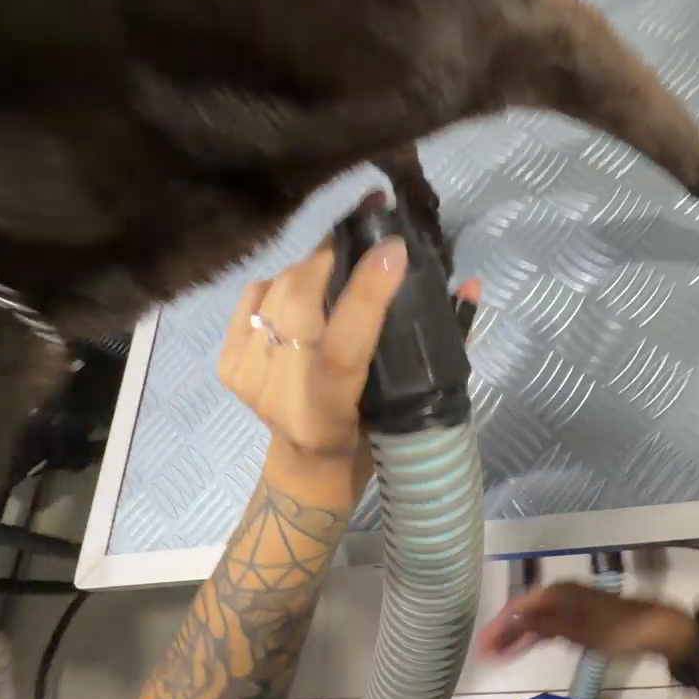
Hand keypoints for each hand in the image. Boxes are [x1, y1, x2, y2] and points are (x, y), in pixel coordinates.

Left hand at [218, 199, 478, 464]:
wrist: (309, 461)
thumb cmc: (371, 426)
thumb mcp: (411, 393)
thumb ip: (442, 340)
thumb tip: (470, 284)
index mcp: (329, 410)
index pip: (342, 345)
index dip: (368, 292)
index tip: (394, 248)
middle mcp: (280, 394)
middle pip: (300, 299)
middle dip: (335, 256)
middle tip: (365, 237)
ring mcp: (247, 377)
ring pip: (277, 288)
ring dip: (311, 267)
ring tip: (338, 265)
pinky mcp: (228, 362)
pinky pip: (254, 294)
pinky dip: (280, 282)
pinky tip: (301, 292)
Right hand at [475, 582, 694, 662]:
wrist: (651, 629)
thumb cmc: (613, 629)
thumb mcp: (575, 630)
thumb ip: (542, 623)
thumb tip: (511, 614)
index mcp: (555, 592)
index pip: (518, 606)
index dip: (499, 624)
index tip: (481, 645)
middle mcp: (558, 593)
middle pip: (524, 611)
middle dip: (503, 630)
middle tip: (483, 652)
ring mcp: (568, 605)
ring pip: (534, 619)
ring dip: (515, 635)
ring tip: (497, 655)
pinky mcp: (577, 618)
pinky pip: (546, 626)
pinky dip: (533, 637)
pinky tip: (523, 648)